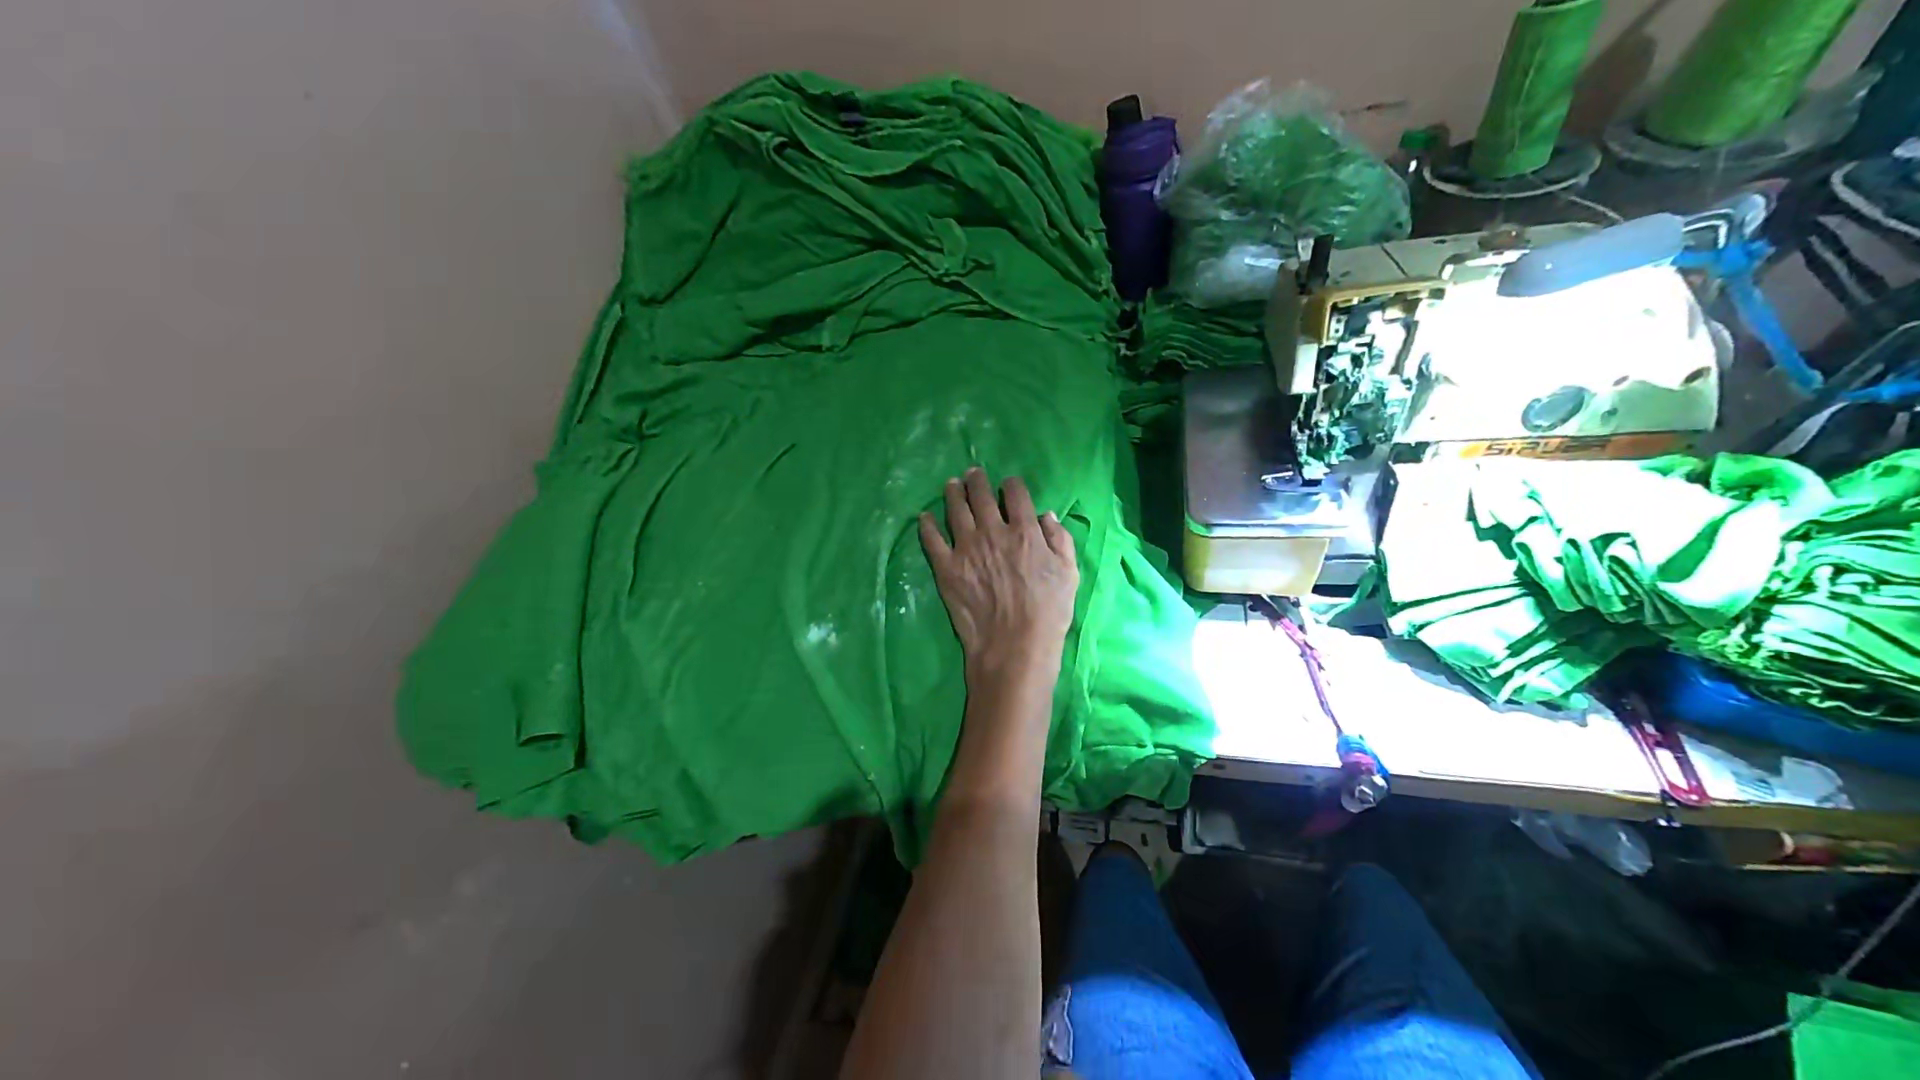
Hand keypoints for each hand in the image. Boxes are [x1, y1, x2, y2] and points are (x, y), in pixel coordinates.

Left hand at [919, 468, 1077, 679]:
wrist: (1014, 646)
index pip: (1015, 494)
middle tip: (972, 474)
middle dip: (977, 480)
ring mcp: (965, 549)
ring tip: (951, 484)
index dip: (1012, 485)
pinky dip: (927, 525)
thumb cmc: (1048, 613)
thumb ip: (1060, 540)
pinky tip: (924, 517)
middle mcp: (992, 532)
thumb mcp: (1069, 574)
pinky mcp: (946, 568)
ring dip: (953, 493)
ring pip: (955, 510)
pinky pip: (932, 539)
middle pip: (980, 495)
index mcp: (1024, 531)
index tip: (1009, 484)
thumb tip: (1046, 515)